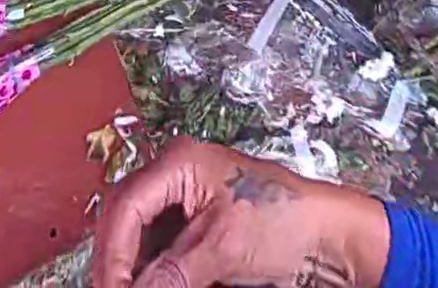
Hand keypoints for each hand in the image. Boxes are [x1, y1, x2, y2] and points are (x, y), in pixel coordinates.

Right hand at [92, 139, 389, 287]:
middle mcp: (177, 177)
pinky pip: (158, 252)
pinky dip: (153, 275)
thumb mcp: (220, 247)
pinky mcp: (194, 230)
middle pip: (125, 221)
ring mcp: (185, 203)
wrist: (325, 238)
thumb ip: (168, 274)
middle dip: (118, 264)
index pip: (126, 208)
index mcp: (181, 162)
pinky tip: (156, 284)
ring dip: (135, 272)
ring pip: (138, 241)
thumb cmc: (284, 220)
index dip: (112, 258)